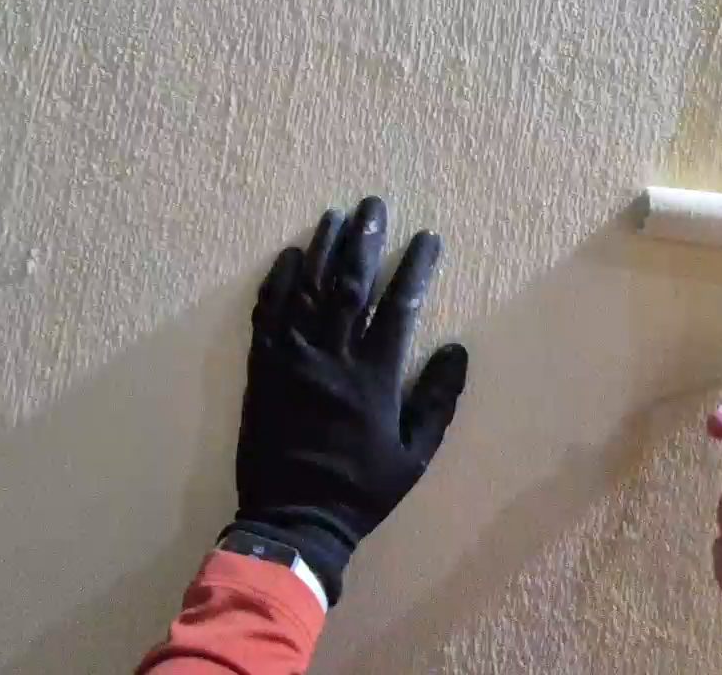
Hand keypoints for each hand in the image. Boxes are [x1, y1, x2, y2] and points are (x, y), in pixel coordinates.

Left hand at [231, 196, 469, 604]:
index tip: (428, 238)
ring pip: (309, 289)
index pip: (399, 304)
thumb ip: (438, 399)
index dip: (415, 266)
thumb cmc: (361, 488)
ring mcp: (293, 357)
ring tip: (336, 215)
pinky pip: (269, 314)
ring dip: (323, 248)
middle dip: (364, 239)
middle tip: (373, 204)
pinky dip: (278, 281)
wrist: (293, 518)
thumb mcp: (415, 453)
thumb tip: (458, 348)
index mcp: (374, 374)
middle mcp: (333, 355)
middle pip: (350, 283)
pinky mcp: (263, 366)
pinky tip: (289, 255)